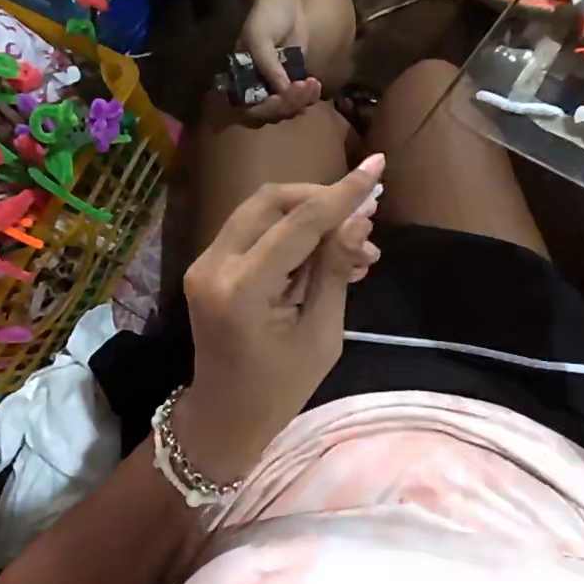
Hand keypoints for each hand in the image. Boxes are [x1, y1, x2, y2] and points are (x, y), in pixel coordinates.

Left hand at [178, 154, 386, 478]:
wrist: (223, 418)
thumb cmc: (279, 390)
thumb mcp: (322, 335)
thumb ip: (335, 270)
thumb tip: (359, 220)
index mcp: (242, 289)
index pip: (299, 223)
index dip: (343, 193)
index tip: (378, 165)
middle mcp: (214, 265)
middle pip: (272, 201)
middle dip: (323, 199)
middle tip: (366, 217)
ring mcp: (205, 263)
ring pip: (262, 210)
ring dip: (310, 215)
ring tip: (356, 246)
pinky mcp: (209, 265)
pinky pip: (255, 231)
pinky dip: (292, 232)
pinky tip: (327, 253)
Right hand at [237, 0, 322, 124]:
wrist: (284, 2)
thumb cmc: (265, 17)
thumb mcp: (260, 38)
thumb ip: (268, 64)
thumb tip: (282, 90)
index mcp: (242, 78)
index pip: (251, 108)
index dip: (266, 109)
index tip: (280, 97)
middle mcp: (257, 86)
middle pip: (272, 112)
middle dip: (289, 103)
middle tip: (302, 86)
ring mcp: (276, 85)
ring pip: (288, 108)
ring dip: (302, 100)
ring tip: (312, 83)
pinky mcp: (293, 79)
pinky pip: (301, 98)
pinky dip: (309, 95)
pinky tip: (315, 83)